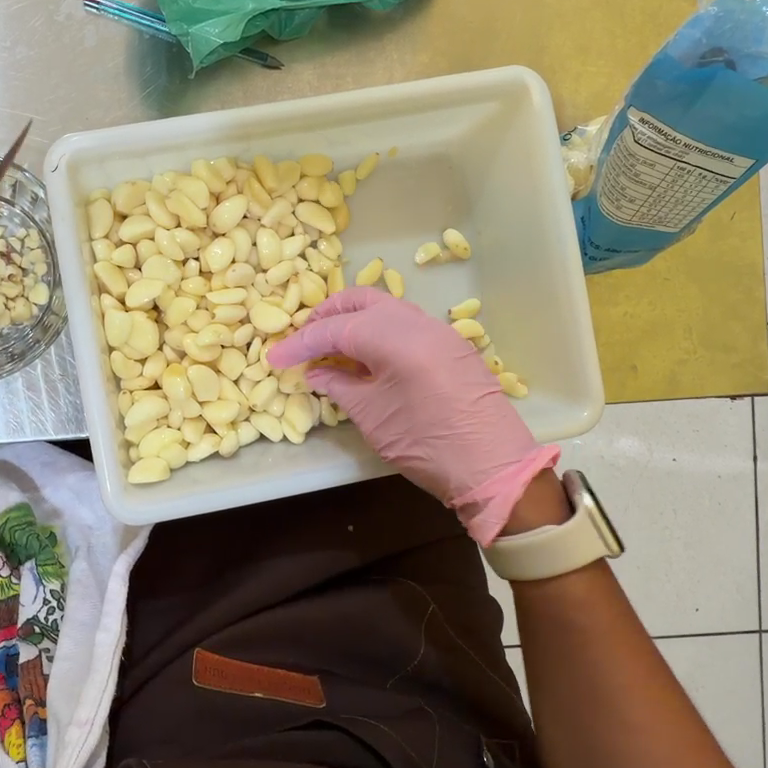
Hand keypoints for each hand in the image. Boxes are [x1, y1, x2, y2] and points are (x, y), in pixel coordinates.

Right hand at [267, 287, 558, 545]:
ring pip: (385, 307)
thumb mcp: (371, 416)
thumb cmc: (426, 444)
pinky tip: (363, 356)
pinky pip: (404, 323)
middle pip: (360, 301)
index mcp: (395, 337)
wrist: (494, 467)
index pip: (335, 328)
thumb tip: (315, 371)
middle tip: (301, 341)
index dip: (300, 343)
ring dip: (352, 320)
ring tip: (329, 347)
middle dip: (326, 316)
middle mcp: (418, 322)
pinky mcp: (450, 346)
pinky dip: (377, 330)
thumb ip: (338, 385)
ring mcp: (438, 331)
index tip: (274, 358)